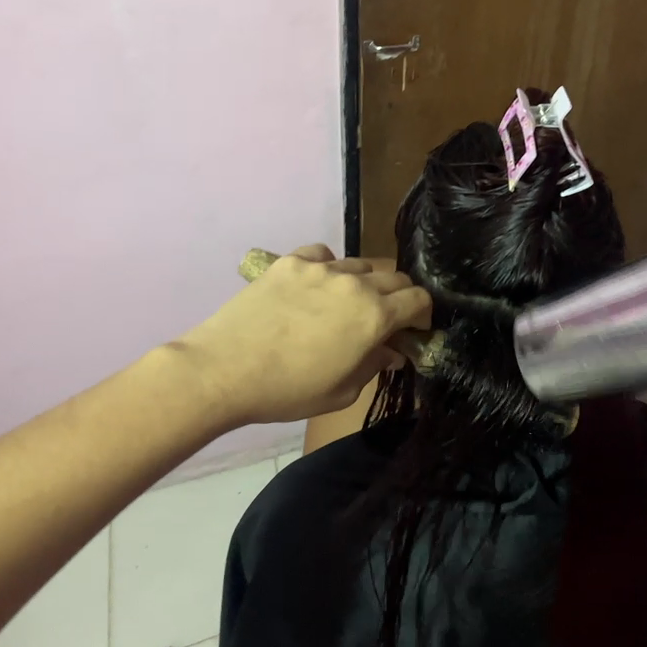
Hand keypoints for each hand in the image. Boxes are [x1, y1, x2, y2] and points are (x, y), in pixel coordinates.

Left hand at [177, 245, 432, 426]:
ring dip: (365, 283)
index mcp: (375, 316)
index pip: (419, 299)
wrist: (223, 371)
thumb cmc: (287, 392)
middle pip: (395, 277)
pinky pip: (323, 255)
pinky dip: (330, 267)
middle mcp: (356, 284)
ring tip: (347, 303)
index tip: (414, 330)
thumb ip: (374, 365)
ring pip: (361, 265)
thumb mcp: (341, 392)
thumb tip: (391, 351)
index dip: (422, 314)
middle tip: (385, 319)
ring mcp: (322, 269)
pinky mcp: (291, 262)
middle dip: (399, 297)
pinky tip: (317, 284)